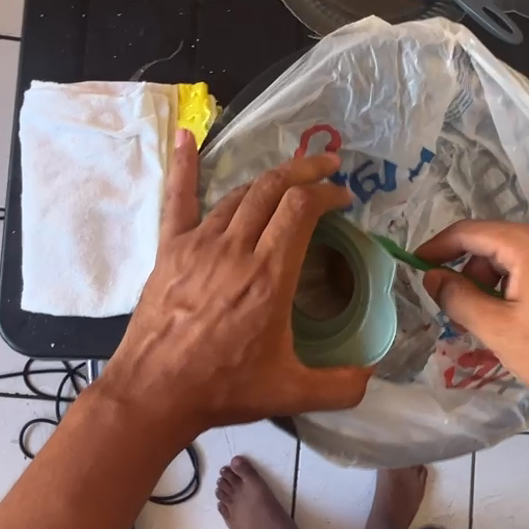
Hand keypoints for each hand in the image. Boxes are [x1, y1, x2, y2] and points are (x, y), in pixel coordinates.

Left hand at [93, 131, 374, 441]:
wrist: (155, 393)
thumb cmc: (224, 388)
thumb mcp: (292, 393)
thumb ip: (341, 385)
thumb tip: (373, 374)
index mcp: (269, 274)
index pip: (302, 208)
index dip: (326, 193)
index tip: (342, 198)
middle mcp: (236, 248)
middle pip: (273, 188)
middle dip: (305, 171)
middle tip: (328, 168)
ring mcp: (199, 243)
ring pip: (239, 194)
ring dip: (268, 180)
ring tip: (289, 178)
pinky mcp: (171, 249)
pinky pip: (178, 198)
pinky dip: (184, 165)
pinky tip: (185, 135)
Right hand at [416, 221, 528, 421]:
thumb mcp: (498, 330)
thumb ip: (459, 298)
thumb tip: (433, 278)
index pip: (470, 232)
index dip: (438, 247)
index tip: (416, 266)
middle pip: (498, 242)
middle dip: (470, 270)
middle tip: (458, 308)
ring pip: (523, 257)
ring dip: (497, 281)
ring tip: (491, 321)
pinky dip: (523, 285)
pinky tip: (523, 320)